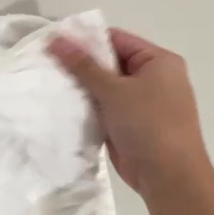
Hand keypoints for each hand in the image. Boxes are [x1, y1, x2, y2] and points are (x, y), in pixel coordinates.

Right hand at [47, 28, 211, 198]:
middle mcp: (154, 78)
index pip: (116, 39)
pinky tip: (63, 105)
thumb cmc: (148, 124)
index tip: (52, 45)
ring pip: (106, 86)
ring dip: (82, 87)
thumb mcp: (113, 90)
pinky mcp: (131, 122)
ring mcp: (143, 102)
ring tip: (49, 84)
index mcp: (159, 61)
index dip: (85, 40)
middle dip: (81, 65)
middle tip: (46, 65)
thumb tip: (55, 39)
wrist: (168, 175)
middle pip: (110, 62)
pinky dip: (88, 105)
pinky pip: (105, 106)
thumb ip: (83, 65)